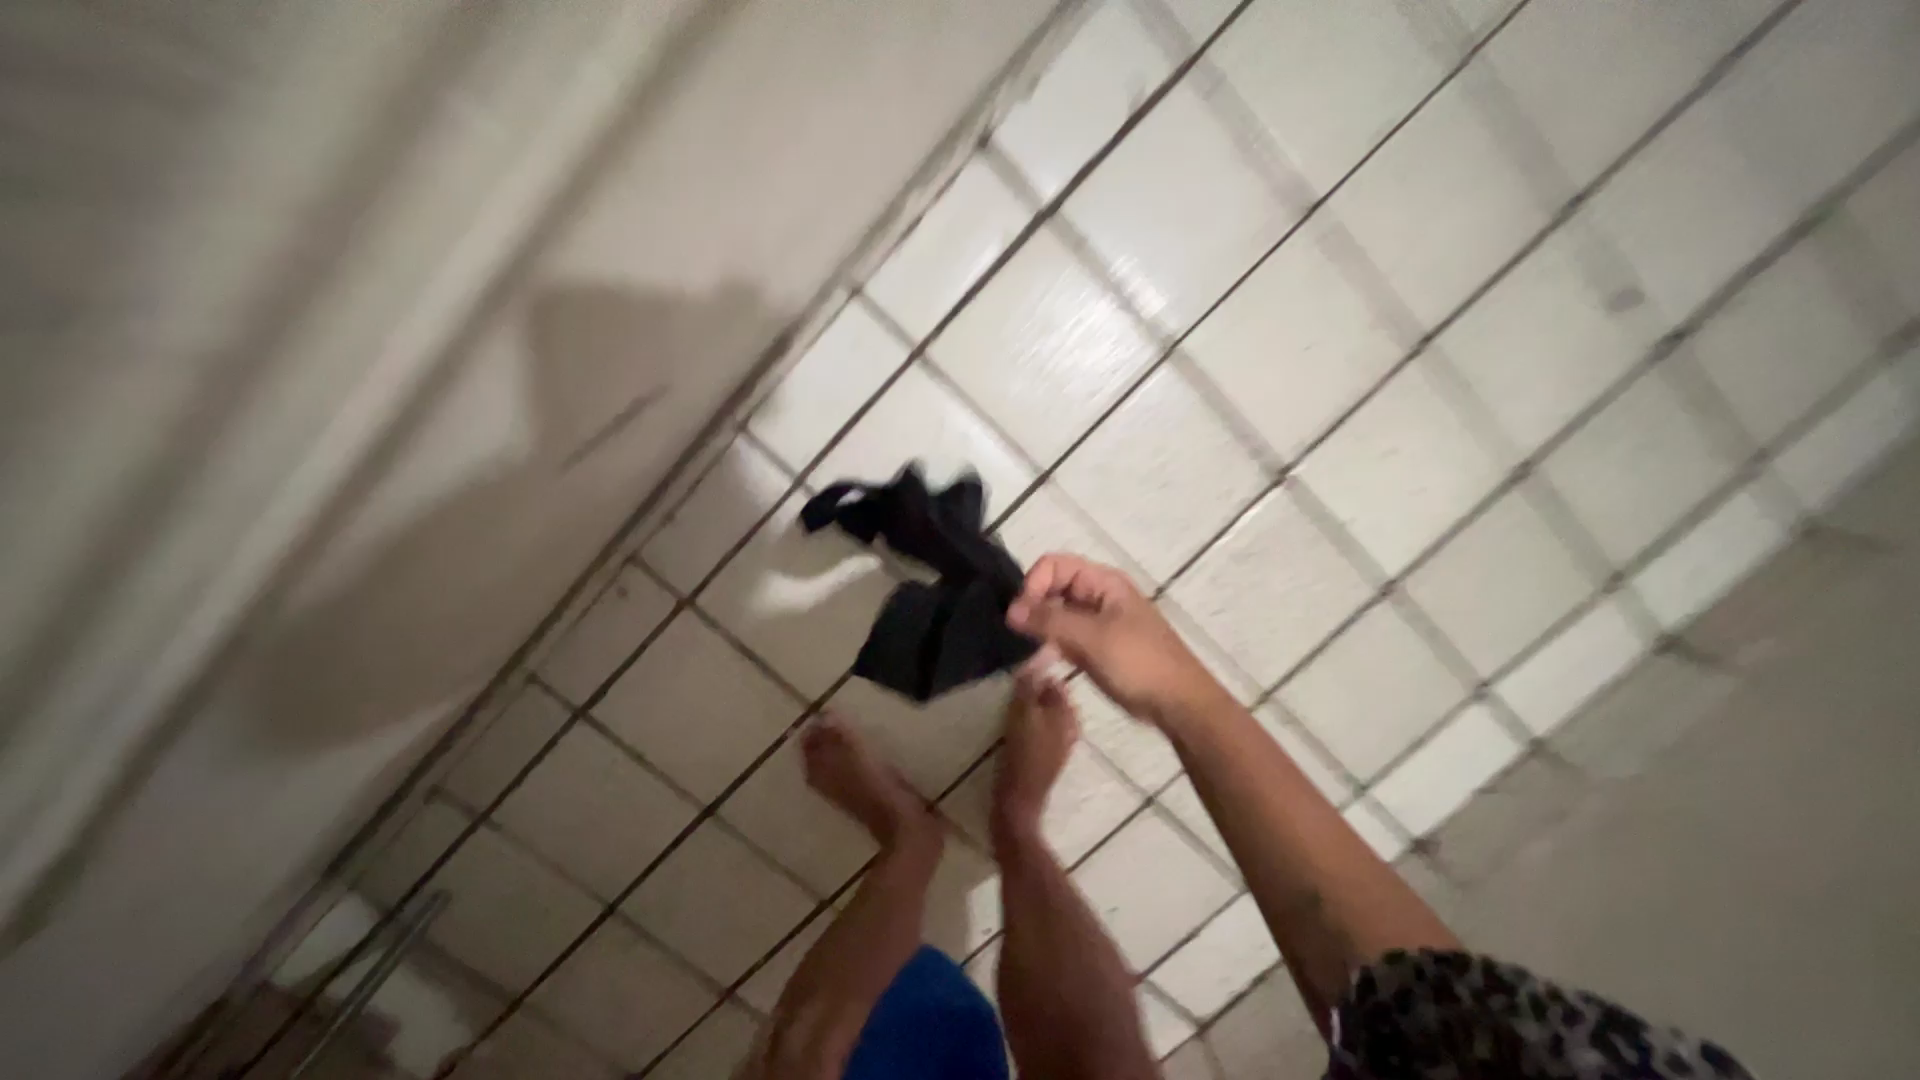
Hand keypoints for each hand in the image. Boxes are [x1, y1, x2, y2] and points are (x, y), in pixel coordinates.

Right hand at [1005, 554, 1228, 727]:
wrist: (1177, 703)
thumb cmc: (1139, 663)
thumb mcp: (1092, 637)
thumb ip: (1050, 620)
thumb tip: (1010, 609)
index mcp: (1104, 582)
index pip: (1054, 565)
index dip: (1033, 584)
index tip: (1020, 615)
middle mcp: (1098, 596)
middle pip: (1053, 587)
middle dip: (1033, 606)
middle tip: (1018, 635)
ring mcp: (1098, 622)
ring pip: (1057, 614)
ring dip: (1039, 627)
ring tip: (1025, 651)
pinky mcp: (1095, 647)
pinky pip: (1064, 636)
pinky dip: (1050, 644)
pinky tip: (1038, 662)